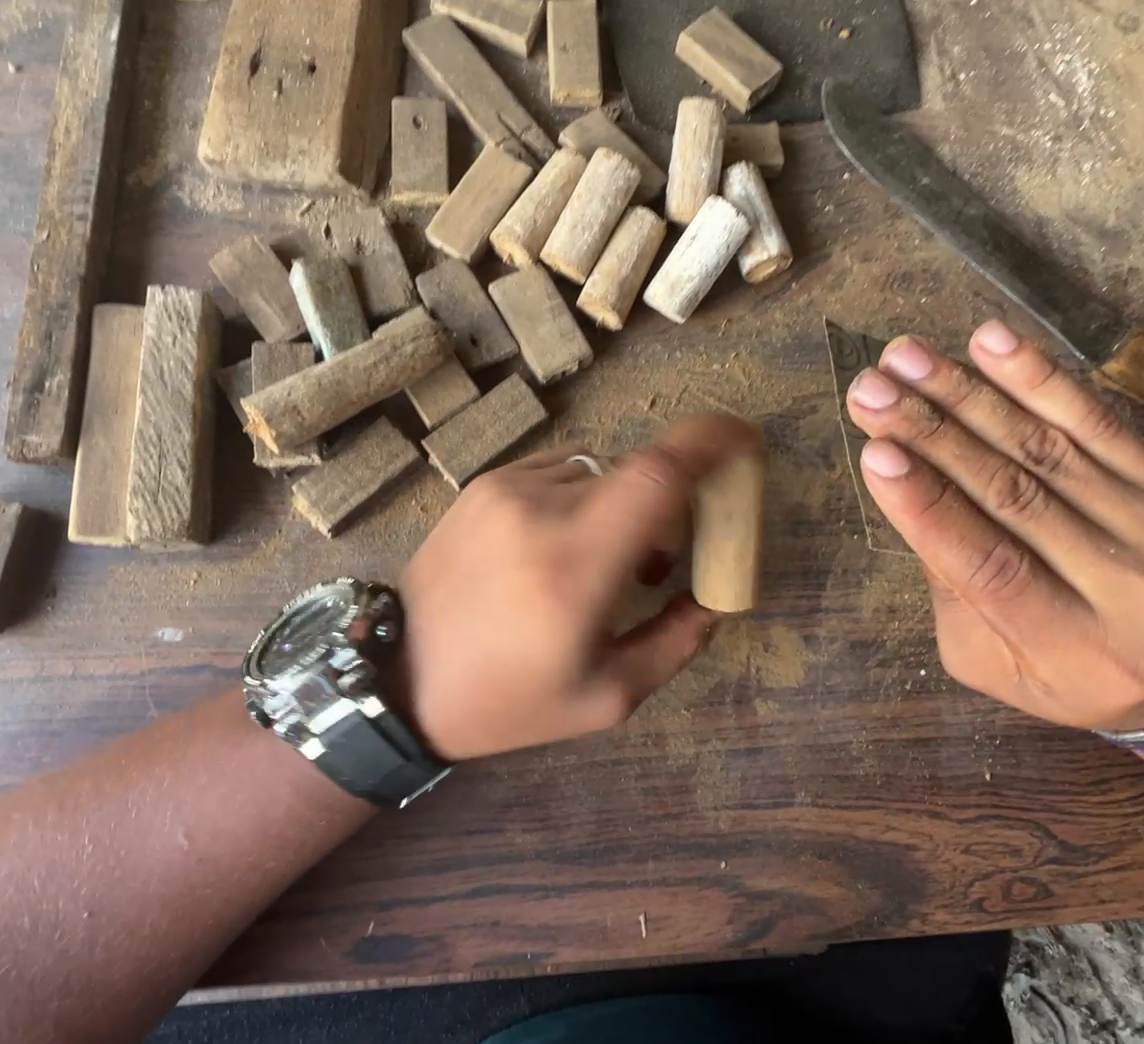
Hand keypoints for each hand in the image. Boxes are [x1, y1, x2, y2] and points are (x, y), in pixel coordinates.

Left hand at [399, 414, 764, 760]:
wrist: (398, 680)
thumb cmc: (507, 701)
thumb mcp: (607, 698)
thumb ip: (677, 640)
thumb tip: (716, 594)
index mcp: (574, 567)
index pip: (655, 474)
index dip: (710, 443)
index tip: (745, 441)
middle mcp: (538, 510)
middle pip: (637, 472)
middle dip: (668, 505)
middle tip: (656, 564)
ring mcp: (504, 489)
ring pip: (598, 473)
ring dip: (620, 506)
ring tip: (601, 563)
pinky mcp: (482, 485)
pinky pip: (558, 472)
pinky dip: (580, 499)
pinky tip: (557, 547)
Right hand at [847, 321, 1143, 731]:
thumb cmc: (1059, 674)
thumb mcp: (986, 659)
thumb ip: (953, 587)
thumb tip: (912, 490)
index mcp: (1071, 644)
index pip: (989, 564)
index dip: (928, 506)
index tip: (872, 452)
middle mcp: (1128, 584)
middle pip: (1014, 493)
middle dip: (930, 434)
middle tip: (870, 389)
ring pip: (1046, 446)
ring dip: (967, 393)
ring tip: (906, 357)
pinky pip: (1098, 420)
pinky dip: (1040, 377)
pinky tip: (989, 341)